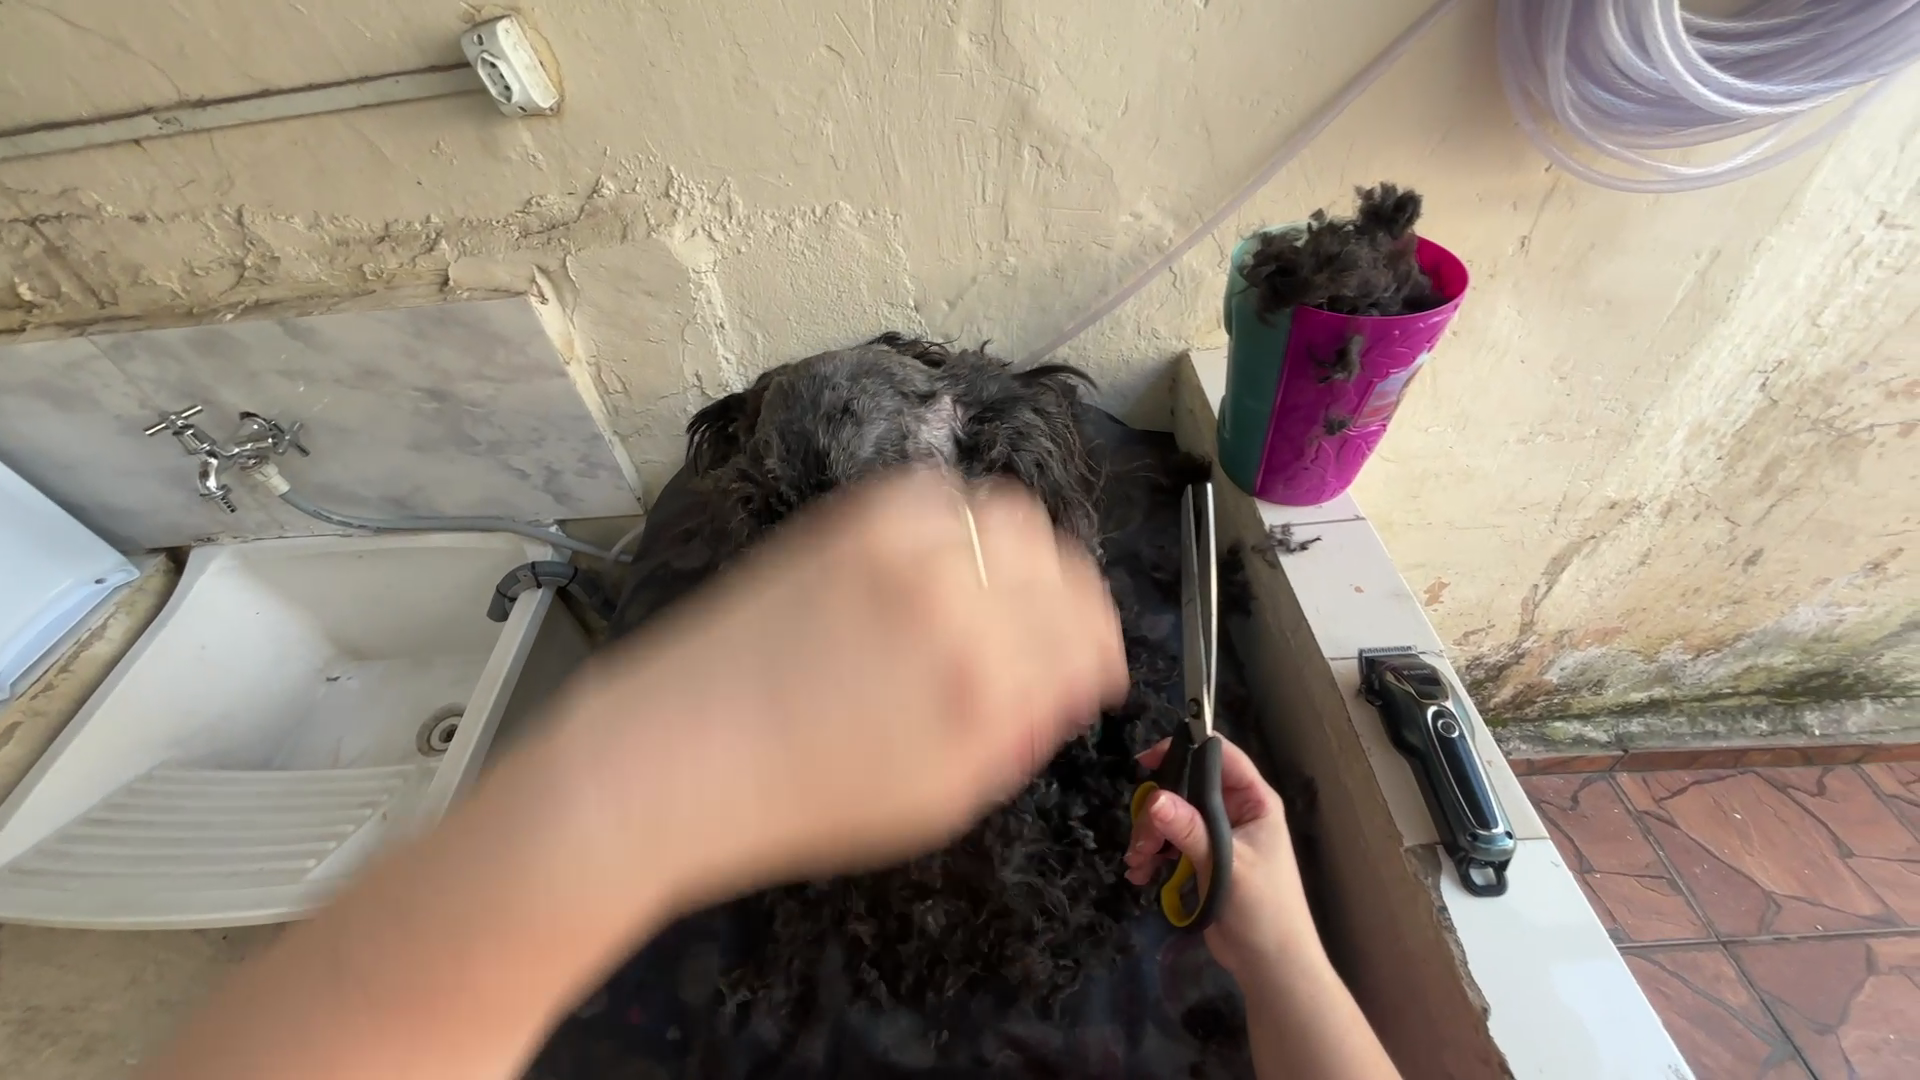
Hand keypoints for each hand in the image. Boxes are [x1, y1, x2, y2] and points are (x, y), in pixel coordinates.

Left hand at [562, 468, 1129, 907]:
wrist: (677, 756)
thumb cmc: (806, 801)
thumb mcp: (939, 798)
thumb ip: (1019, 730)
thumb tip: (1068, 681)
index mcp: (987, 690)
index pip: (1087, 637)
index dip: (1100, 649)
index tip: (1092, 663)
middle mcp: (956, 603)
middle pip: (1061, 565)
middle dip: (1071, 598)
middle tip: (1050, 624)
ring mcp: (900, 548)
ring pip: (1009, 516)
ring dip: (1023, 553)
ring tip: (999, 586)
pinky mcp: (851, 518)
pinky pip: (939, 494)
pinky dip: (958, 520)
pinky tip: (942, 555)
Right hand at [1124, 734, 1318, 981]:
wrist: (1270, 967)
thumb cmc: (1264, 910)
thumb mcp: (1228, 865)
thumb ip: (1190, 829)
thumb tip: (1154, 798)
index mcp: (1253, 800)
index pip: (1218, 754)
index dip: (1184, 748)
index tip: (1147, 760)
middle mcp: (1233, 809)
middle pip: (1184, 785)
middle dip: (1156, 807)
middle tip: (1142, 836)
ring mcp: (1215, 833)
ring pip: (1170, 813)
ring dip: (1148, 834)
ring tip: (1138, 861)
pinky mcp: (1199, 855)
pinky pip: (1166, 840)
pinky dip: (1150, 852)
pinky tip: (1140, 872)